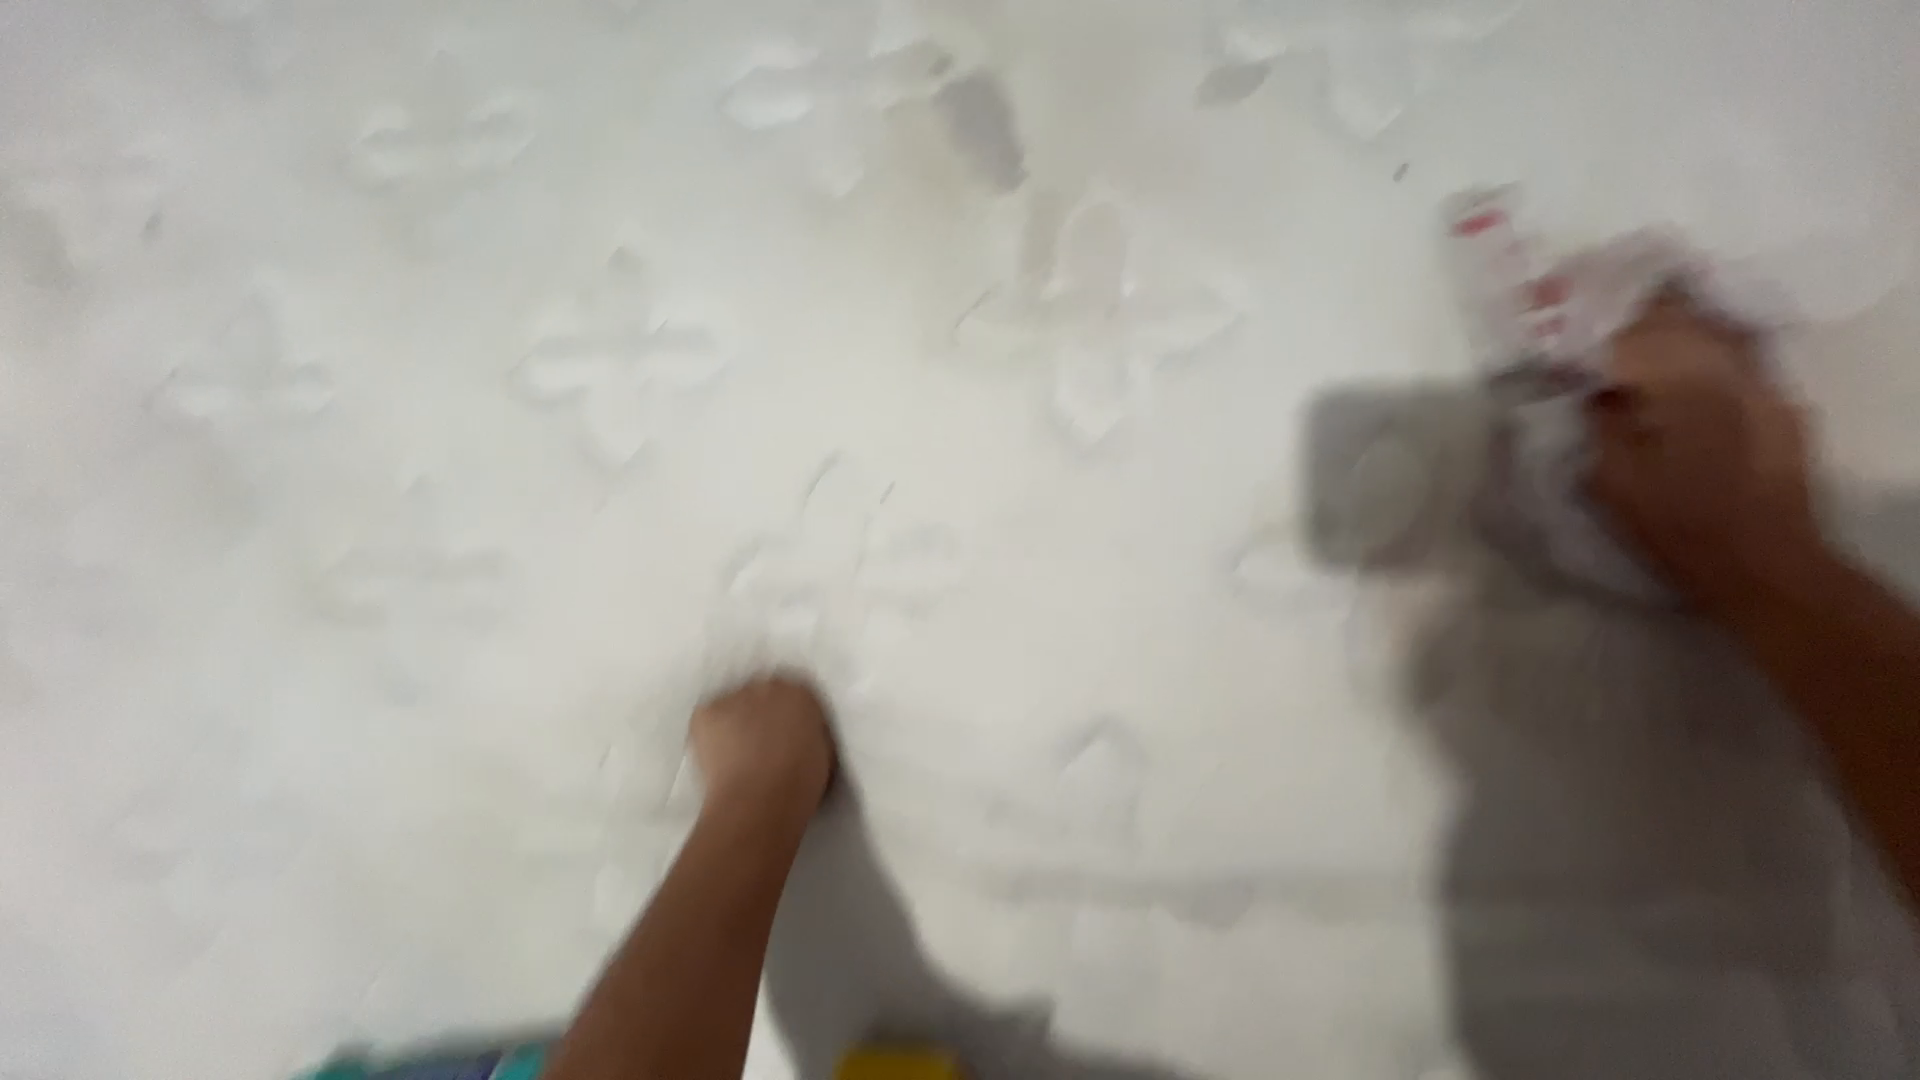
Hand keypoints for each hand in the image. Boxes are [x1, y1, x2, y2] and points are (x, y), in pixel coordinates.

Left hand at [689, 674, 836, 821]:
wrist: (759, 800)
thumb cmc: (799, 783)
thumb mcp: (823, 752)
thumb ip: (811, 733)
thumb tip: (801, 735)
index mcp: (802, 692)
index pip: (794, 694)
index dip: (788, 717)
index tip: (785, 736)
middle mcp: (768, 685)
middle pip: (762, 694)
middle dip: (760, 715)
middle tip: (759, 746)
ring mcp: (734, 696)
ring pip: (732, 705)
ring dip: (734, 722)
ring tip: (735, 755)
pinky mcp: (705, 712)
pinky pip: (707, 717)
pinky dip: (709, 733)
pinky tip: (718, 758)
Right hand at [1586, 289, 1829, 617]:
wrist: (1760, 562)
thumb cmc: (1672, 524)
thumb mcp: (1612, 476)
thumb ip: (1601, 421)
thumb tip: (1592, 387)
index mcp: (1680, 387)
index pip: (1625, 335)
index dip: (1582, 326)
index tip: (1547, 321)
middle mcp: (1728, 371)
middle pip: (1673, 317)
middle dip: (1623, 310)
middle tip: (1578, 307)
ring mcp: (1761, 383)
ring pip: (1708, 328)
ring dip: (1662, 321)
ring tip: (1620, 321)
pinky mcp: (1778, 402)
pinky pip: (1733, 353)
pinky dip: (1695, 345)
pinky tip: (1671, 357)